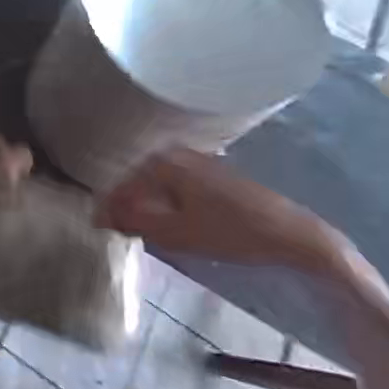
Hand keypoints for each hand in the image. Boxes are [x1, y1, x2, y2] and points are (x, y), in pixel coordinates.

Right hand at [101, 150, 354, 283]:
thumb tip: (97, 215)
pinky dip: (165, 204)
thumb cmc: (230, 233)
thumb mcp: (175, 234)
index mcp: (163, 162)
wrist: (291, 235)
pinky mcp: (212, 174)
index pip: (120, 185)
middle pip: (137, 181)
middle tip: (120, 234)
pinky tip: (170, 224)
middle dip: (125, 206)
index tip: (98, 230)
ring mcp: (197, 161)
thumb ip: (133, 221)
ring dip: (146, 206)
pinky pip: (174, 186)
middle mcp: (177, 153)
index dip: (107, 209)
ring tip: (142, 232)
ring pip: (156, 184)